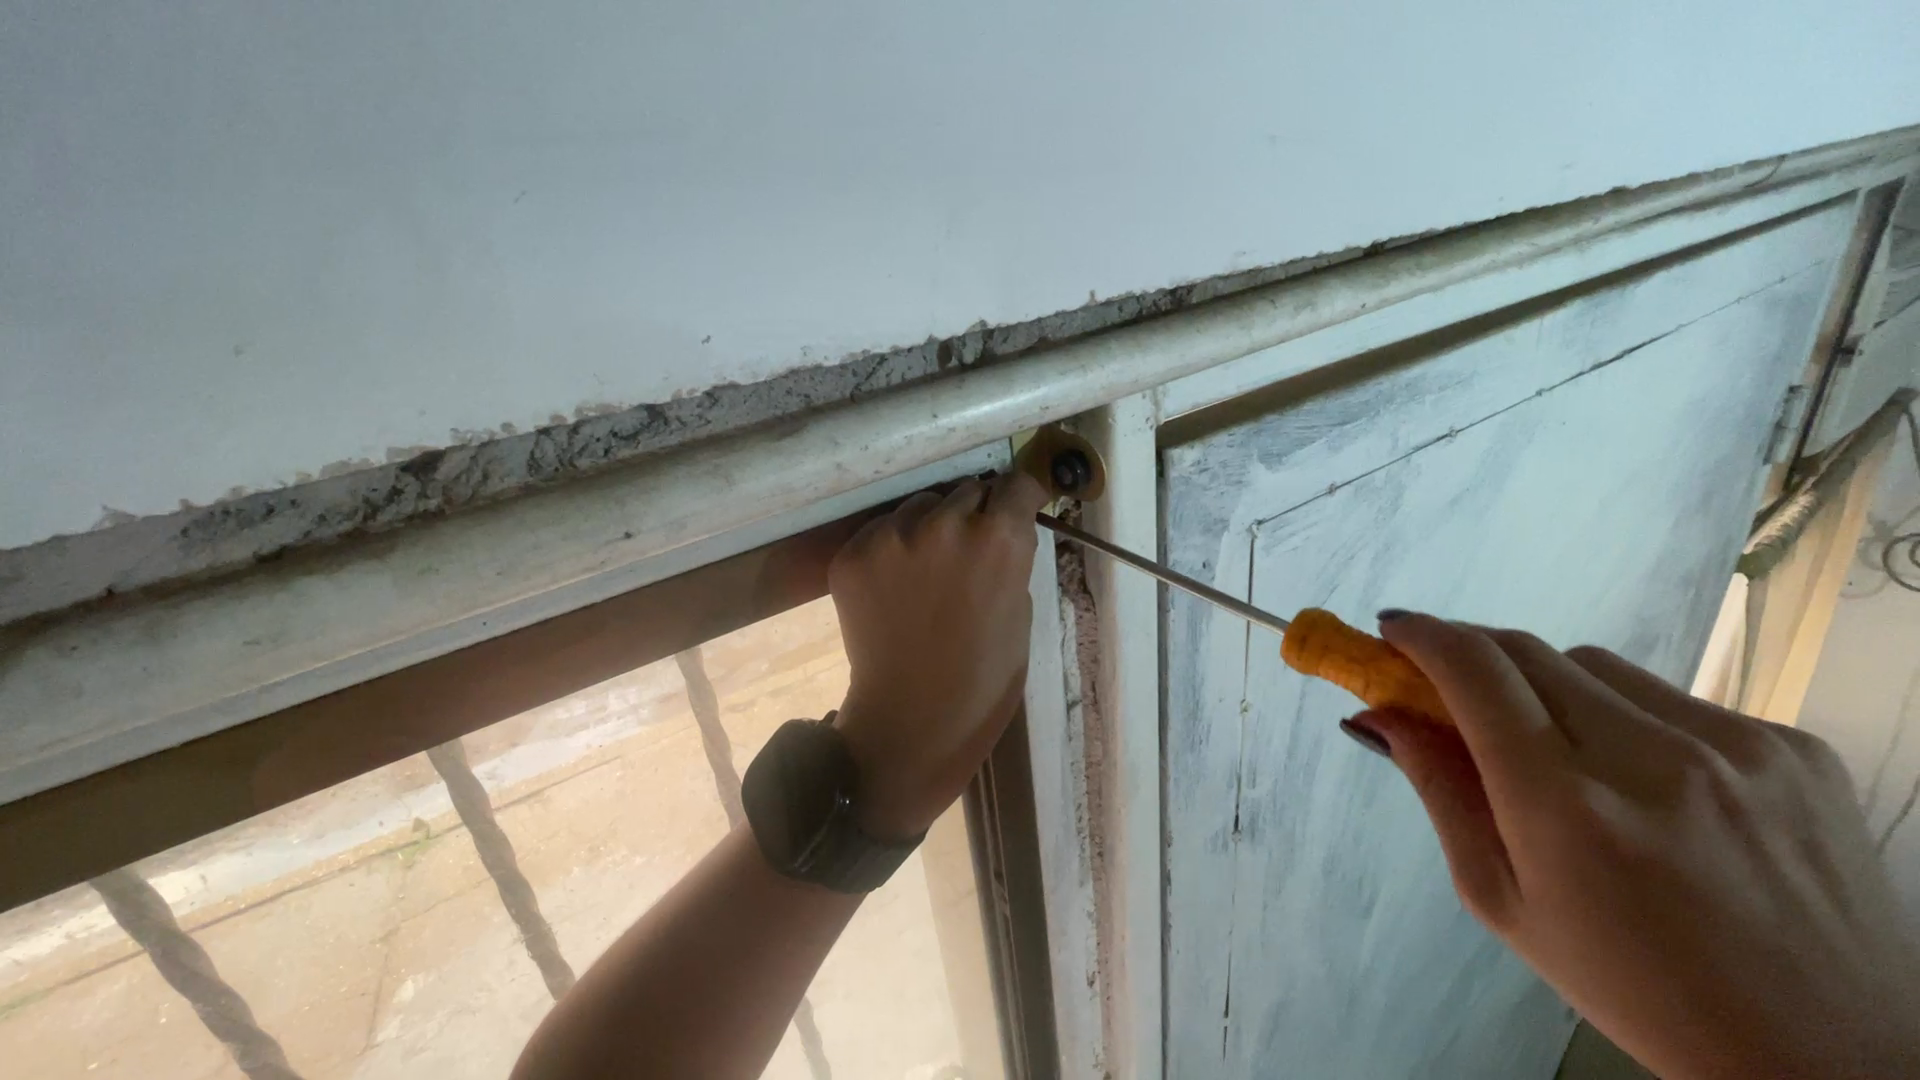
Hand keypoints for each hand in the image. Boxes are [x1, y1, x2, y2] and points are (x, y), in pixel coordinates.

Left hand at [828, 472, 1050, 838]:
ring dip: (931, 525)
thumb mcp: (1020, 612)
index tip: (1017, 508)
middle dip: (975, 513)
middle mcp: (946, 523)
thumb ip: (1011, 560)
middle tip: (970, 547)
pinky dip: (892, 548)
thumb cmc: (985, 677)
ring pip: (921, 505)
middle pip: (967, 491)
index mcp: (999, 538)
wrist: (913, 719)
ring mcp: (892, 536)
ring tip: (928, 566)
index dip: (1020, 498)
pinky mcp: (853, 554)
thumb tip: (1001, 531)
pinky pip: (881, 530)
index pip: (1016, 484)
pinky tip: (896, 584)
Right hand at [1350, 612, 1919, 1079]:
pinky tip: (1647, 781)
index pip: (1475, 672)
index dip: (1422, 636)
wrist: (1830, 1053)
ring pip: (1596, 667)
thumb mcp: (1502, 900)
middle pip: (1527, 650)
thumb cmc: (1630, 985)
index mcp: (1566, 807)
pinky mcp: (1795, 746)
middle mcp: (1652, 757)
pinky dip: (1627, 717)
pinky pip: (1670, 697)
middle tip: (1446, 683)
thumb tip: (1378, 712)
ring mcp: (1737, 745)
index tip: (1391, 629)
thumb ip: (1438, 790)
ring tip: (1561, 750)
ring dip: (1549, 686)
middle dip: (1471, 652)